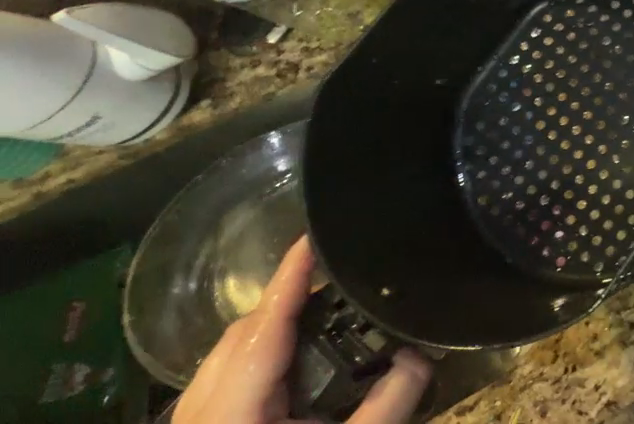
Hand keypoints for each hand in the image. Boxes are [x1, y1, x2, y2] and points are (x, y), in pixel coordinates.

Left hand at [173, 236, 430, 423]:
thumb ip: (387, 404)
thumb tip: (421, 354)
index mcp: (232, 414)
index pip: (261, 330)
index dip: (286, 280)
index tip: (314, 237)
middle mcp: (200, 413)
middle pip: (237, 337)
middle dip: (284, 300)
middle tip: (339, 278)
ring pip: (224, 358)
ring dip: (271, 328)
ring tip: (323, 312)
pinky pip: (222, 380)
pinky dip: (259, 357)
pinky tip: (294, 363)